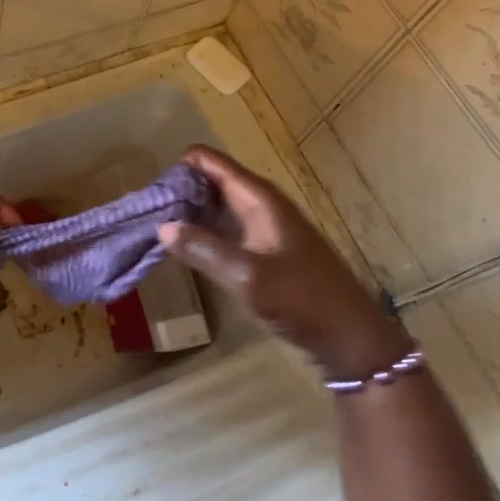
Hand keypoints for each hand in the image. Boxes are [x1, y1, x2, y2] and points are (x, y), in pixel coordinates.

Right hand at [159, 145, 407, 378]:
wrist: (352, 340)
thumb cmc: (303, 301)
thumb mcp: (247, 277)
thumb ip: (203, 249)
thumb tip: (162, 226)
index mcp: (259, 197)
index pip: (209, 161)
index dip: (177, 170)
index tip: (151, 195)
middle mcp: (261, 204)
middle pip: (210, 180)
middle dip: (179, 191)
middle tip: (147, 216)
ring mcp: (266, 227)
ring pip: (218, 204)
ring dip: (190, 212)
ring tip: (157, 230)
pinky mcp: (267, 249)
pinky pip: (227, 227)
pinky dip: (205, 231)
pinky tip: (186, 250)